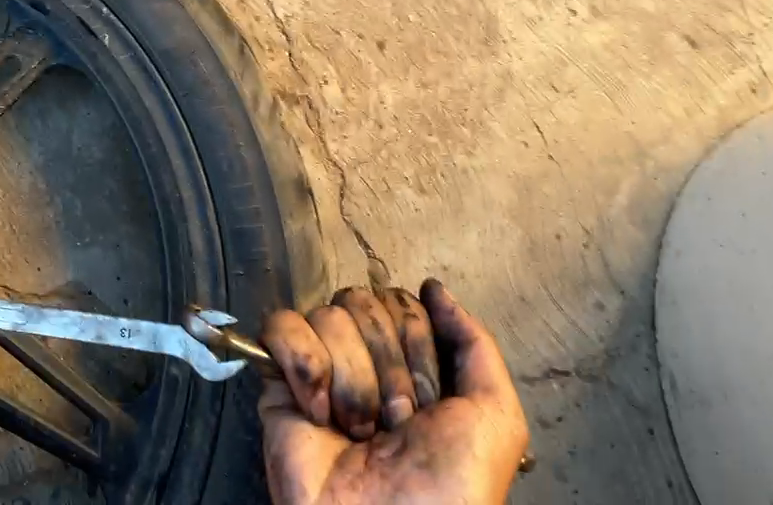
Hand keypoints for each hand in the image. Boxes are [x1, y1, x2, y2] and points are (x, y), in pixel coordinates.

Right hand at [259, 279, 529, 504]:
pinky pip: (281, 327)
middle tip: (394, 421)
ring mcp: (317, 366)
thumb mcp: (495, 419)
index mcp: (409, 361)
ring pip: (327, 314)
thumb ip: (475, 344)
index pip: (401, 301)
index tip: (427, 400)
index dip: (416, 341)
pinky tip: (318, 411)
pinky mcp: (277, 379)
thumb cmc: (448, 486)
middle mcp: (362, 357)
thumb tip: (434, 287)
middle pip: (362, 300)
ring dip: (350, 380)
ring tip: (358, 430)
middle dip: (385, 363)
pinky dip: (303, 364)